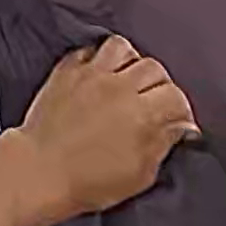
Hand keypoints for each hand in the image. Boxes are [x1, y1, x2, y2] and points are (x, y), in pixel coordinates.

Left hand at [8, 36, 198, 225]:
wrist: (43, 167)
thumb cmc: (92, 179)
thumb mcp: (141, 172)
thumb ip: (163, 141)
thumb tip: (181, 125)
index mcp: (141, 113)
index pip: (175, 95)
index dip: (180, 109)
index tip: (176, 121)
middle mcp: (116, 86)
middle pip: (152, 67)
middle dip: (160, 84)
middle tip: (154, 101)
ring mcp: (88, 73)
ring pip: (120, 46)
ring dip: (129, 61)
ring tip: (127, 80)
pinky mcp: (65, 69)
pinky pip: (88, 49)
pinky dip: (97, 58)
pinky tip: (99, 75)